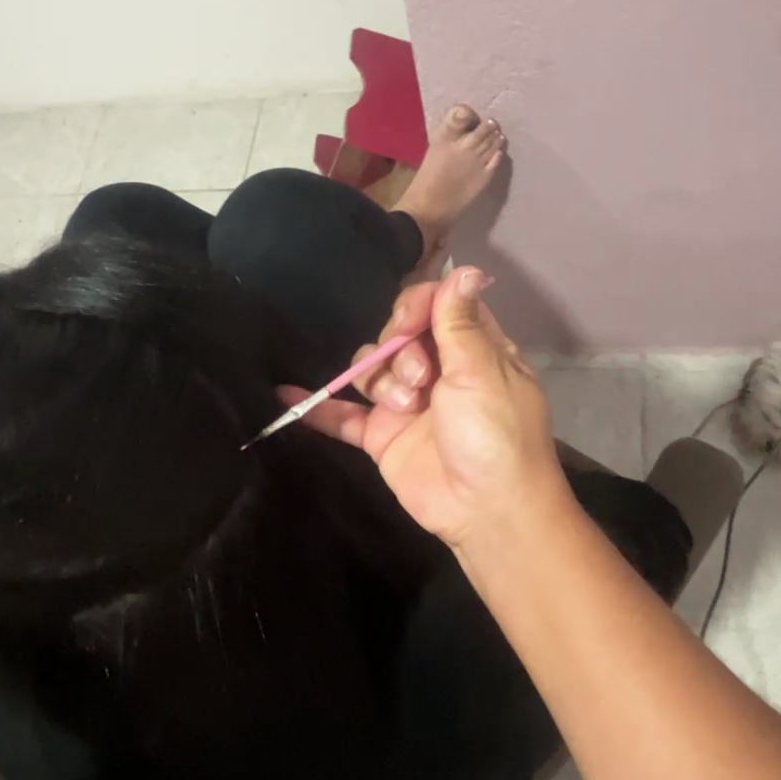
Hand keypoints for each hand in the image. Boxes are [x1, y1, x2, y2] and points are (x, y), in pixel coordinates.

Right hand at [280, 267, 574, 548]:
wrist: (486, 509)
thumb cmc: (495, 434)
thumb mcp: (482, 371)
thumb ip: (460, 323)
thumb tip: (467, 269)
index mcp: (473, 350)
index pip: (437, 306)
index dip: (418, 306)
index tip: (410, 322)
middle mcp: (439, 372)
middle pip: (399, 335)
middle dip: (400, 347)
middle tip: (419, 378)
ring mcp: (407, 404)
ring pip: (371, 369)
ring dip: (380, 380)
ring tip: (403, 407)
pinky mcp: (383, 436)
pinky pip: (343, 415)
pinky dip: (318, 406)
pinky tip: (285, 395)